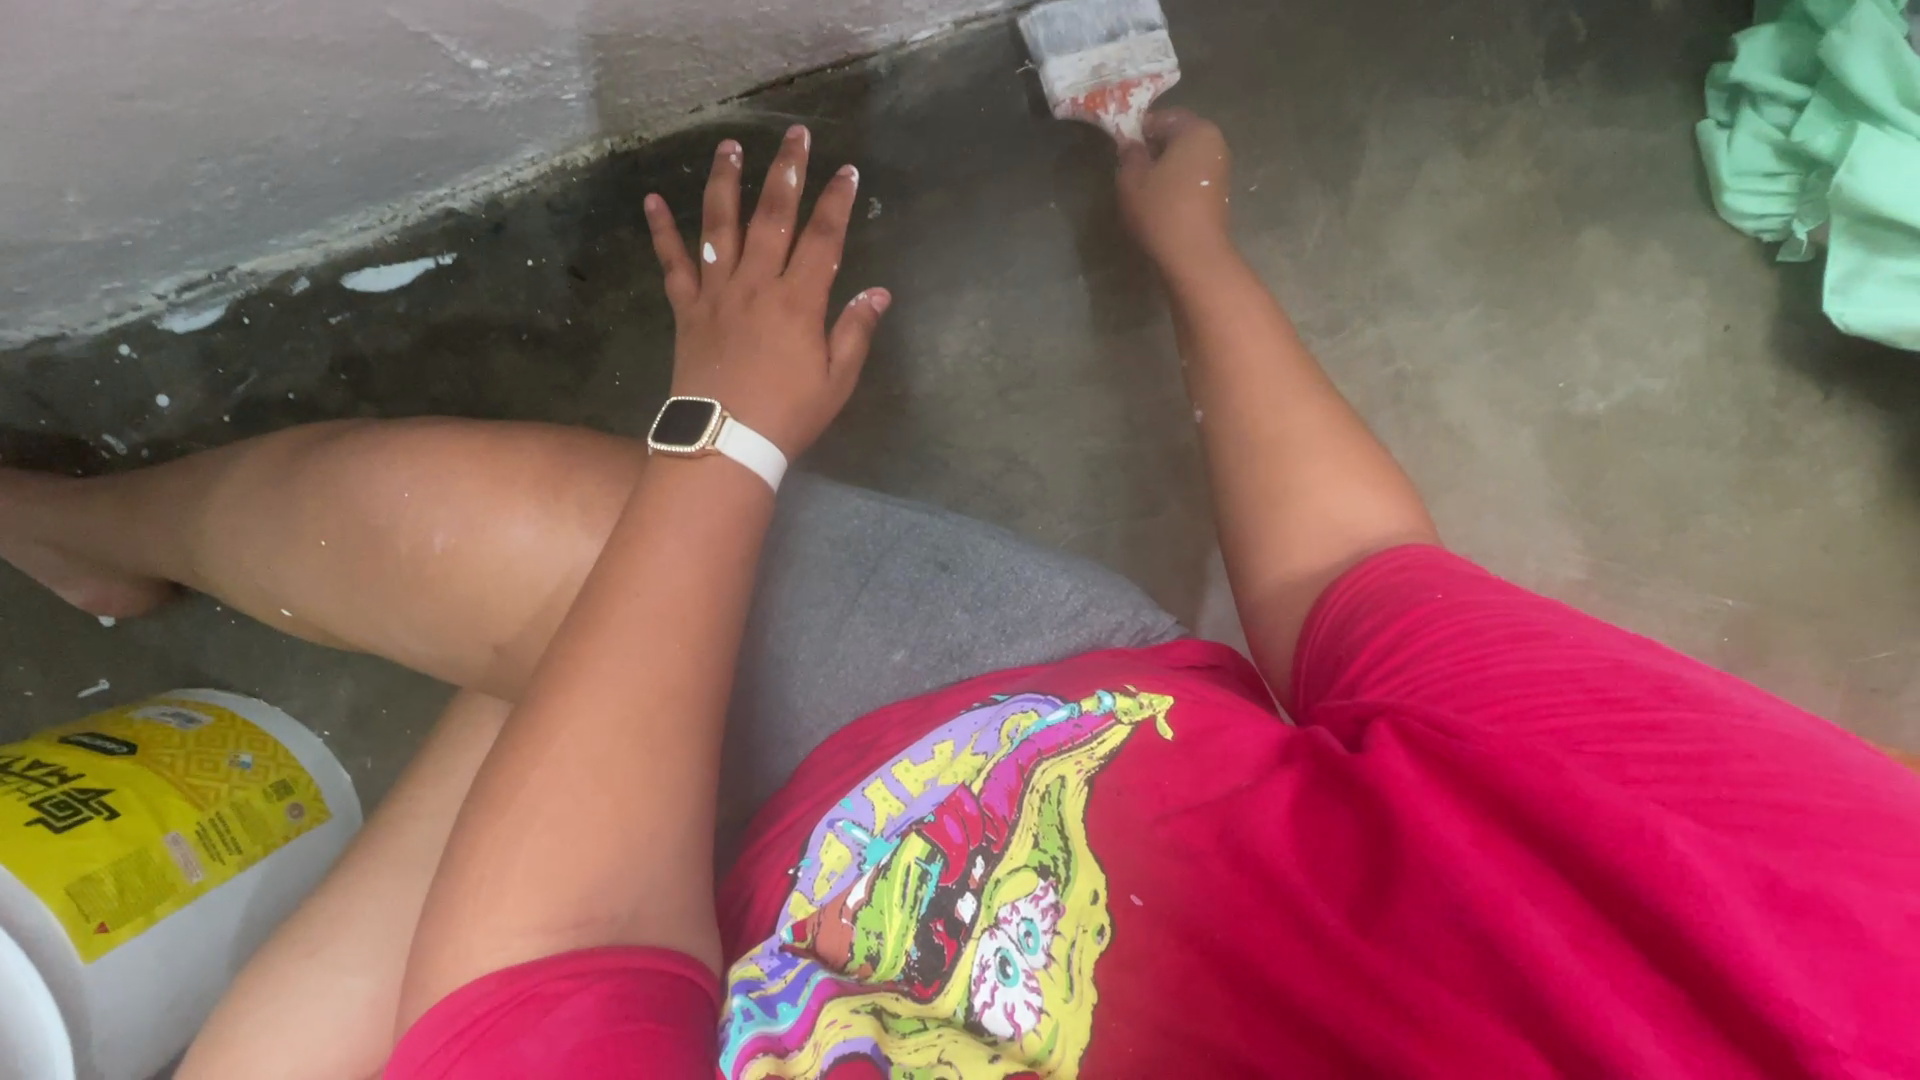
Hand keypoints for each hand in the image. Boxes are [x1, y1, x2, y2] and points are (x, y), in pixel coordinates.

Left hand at [644, 125, 889, 457]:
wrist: (725, 441)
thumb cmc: (788, 415)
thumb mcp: (837, 381)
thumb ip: (855, 332)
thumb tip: (878, 293)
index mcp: (798, 302)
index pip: (823, 239)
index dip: (837, 203)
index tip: (847, 171)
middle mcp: (756, 285)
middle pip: (773, 217)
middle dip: (788, 173)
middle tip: (796, 135)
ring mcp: (717, 293)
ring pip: (720, 226)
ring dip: (726, 182)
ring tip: (730, 146)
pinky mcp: (687, 310)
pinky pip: (673, 263)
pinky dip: (662, 231)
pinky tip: (653, 200)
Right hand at [1116, 108, 1232, 269]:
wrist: (1193, 254)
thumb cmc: (1160, 210)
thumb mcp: (1131, 179)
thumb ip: (1129, 155)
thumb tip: (1131, 145)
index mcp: (1195, 130)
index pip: (1164, 117)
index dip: (1140, 129)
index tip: (1123, 149)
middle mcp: (1214, 143)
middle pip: (1178, 136)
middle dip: (1154, 148)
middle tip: (1131, 169)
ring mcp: (1220, 169)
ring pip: (1185, 159)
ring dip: (1165, 168)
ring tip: (1144, 189)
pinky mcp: (1219, 193)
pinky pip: (1192, 178)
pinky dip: (1176, 184)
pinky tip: (1161, 203)